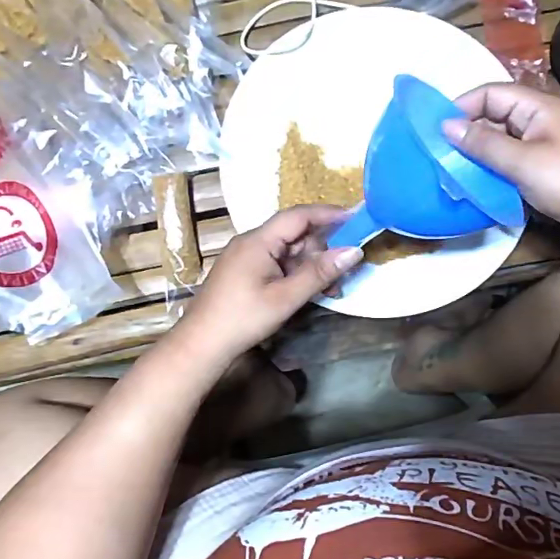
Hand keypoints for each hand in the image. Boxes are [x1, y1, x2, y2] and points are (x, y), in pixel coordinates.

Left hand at [169, 204, 362, 365]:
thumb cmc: (243, 318)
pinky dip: (298, 274)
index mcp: (259, 240)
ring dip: (313, 266)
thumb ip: (320, 273)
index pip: (299, 215)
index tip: (358, 218)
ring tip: (334, 288)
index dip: (329, 214)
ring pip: (289, 251)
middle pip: (296, 234)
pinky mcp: (245, 272)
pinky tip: (312, 292)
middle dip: (324, 248)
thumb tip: (354, 251)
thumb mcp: (286, 297)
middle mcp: (252, 242)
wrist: (202, 344)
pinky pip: (278, 264)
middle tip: (349, 266)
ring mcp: (247, 257)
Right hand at [443, 83, 559, 238]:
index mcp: (539, 105)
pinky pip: (515, 159)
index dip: (462, 107)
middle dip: (469, 132)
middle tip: (442, 154)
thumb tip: (446, 126)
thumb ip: (483, 143)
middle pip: (496, 115)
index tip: (437, 130)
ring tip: (456, 171)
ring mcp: (547, 142)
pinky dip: (496, 168)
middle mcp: (543, 118)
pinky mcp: (549, 166)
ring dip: (481, 153)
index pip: (491, 93)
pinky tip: (481, 184)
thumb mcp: (522, 162)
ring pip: (504, 140)